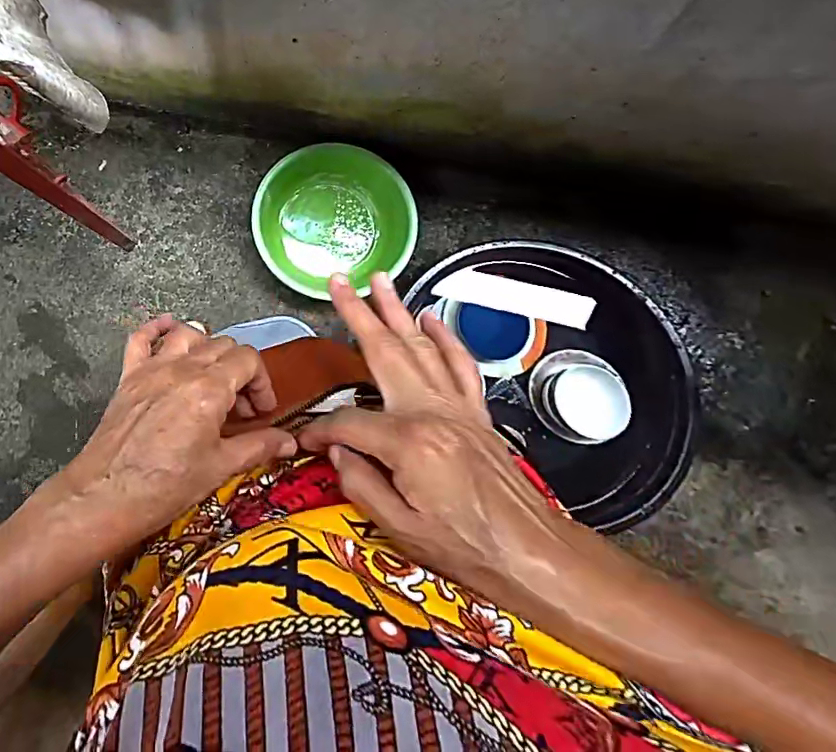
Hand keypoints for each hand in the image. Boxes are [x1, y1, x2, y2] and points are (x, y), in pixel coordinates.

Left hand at [53, 315, 297, 552]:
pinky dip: (158, 329)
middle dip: (241, 370)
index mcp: (208, 388)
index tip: (261, 410)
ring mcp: (152, 369)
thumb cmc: (162, 487)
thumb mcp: (219, 468)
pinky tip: (170, 329)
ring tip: (214, 375)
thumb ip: (257, 447)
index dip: (262, 382)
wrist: (104, 498)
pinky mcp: (129, 377)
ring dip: (208, 348)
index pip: (248, 360)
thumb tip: (288, 442)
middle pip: (224, 345)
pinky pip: (142, 338)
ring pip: (190, 334)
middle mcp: (182, 369)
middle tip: (241, 406)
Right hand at [297, 273, 577, 604]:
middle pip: (385, 351)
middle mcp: (433, 412)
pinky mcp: (476, 413)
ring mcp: (457, 408)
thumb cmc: (467, 548)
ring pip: (421, 346)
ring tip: (380, 282)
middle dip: (358, 313)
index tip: (305, 441)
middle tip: (339, 284)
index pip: (347, 422)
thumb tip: (337, 452)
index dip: (320, 431)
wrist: (530, 553)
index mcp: (407, 441)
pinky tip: (430, 319)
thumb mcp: (399, 529)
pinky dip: (445, 337)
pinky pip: (460, 364)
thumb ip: (360, 483)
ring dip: (398, 310)